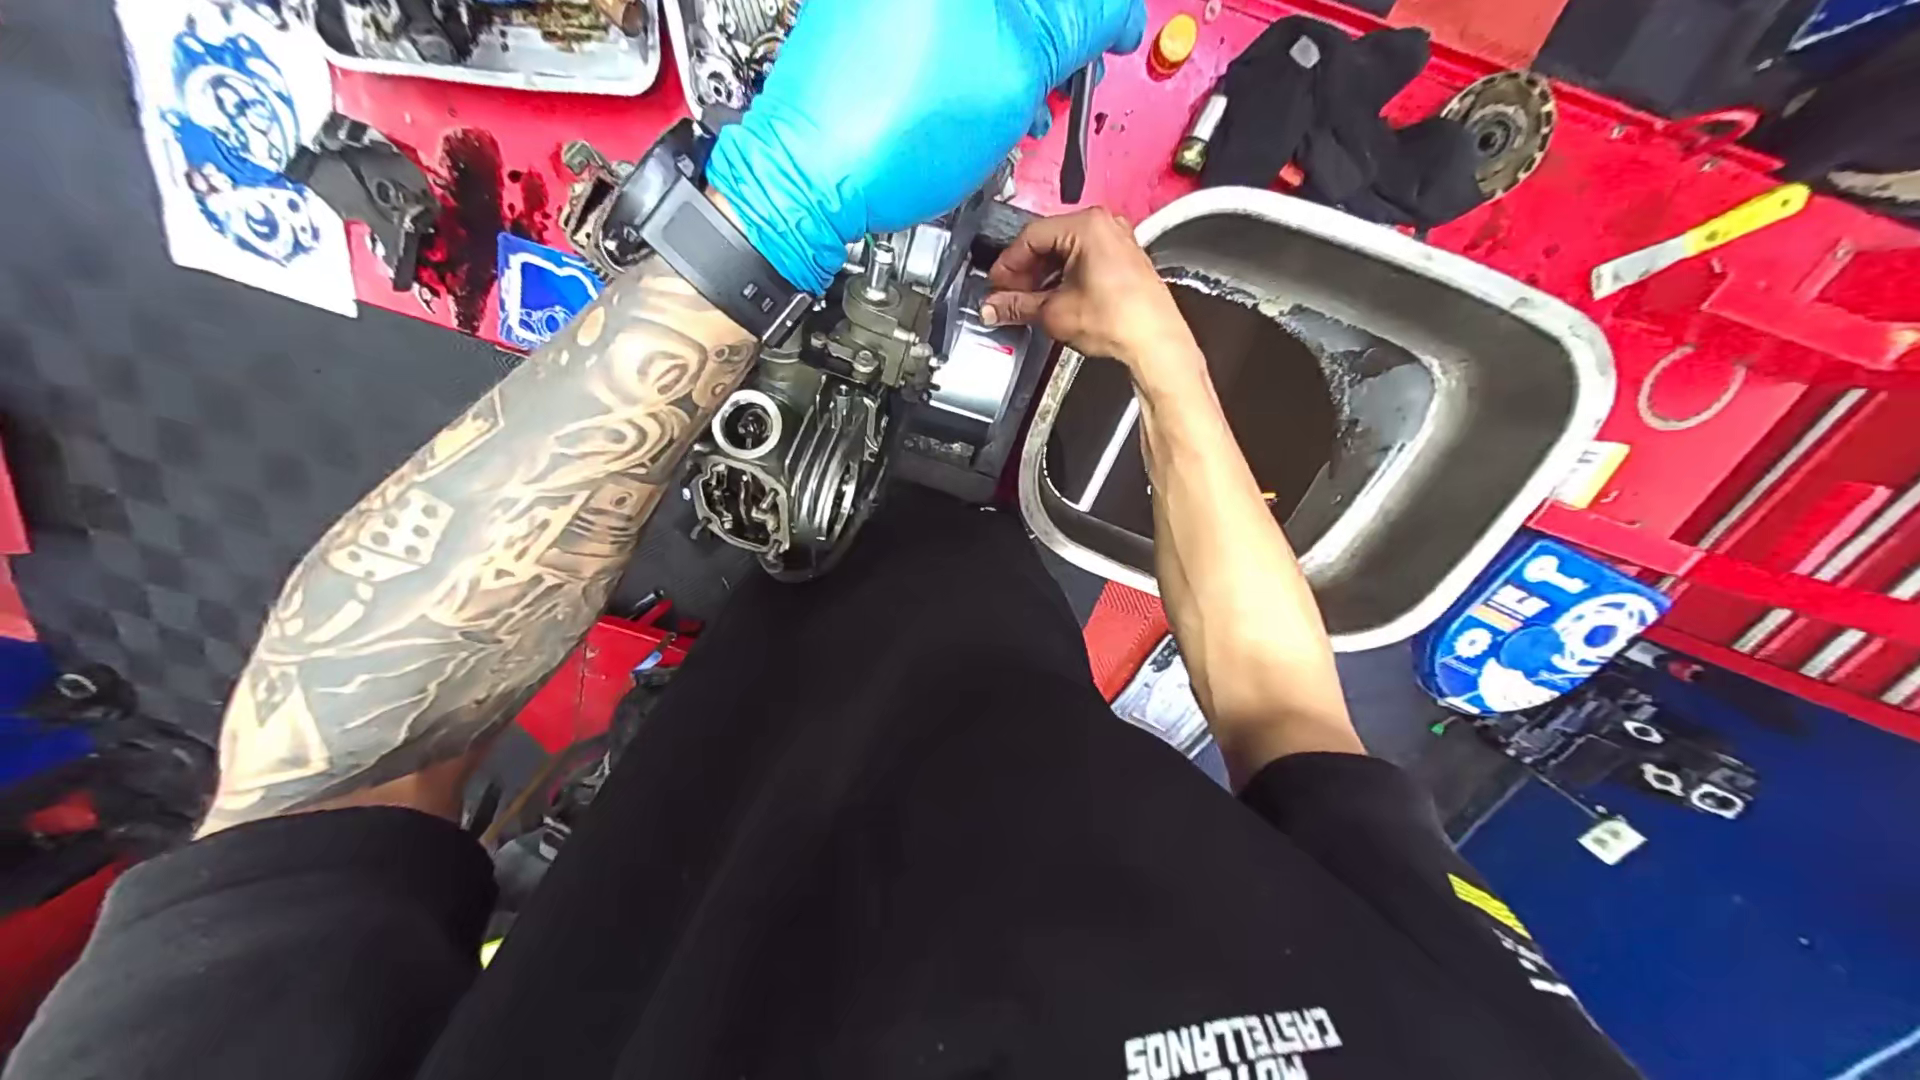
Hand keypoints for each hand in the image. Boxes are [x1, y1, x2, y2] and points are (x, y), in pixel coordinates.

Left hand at [706, 0, 1146, 293]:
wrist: (808, 182)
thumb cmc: (886, 143)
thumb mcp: (1004, 88)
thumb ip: (1061, 37)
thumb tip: (1103, 16)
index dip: (1095, 14)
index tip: (1113, 33)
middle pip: (1016, 3)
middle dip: (1049, 35)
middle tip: (1062, 77)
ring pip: (985, 11)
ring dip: (1013, 50)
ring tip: (1018, 101)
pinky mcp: (872, 18)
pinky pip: (947, 24)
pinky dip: (974, 55)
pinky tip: (978, 93)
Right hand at [981, 208, 1201, 380]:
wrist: (1154, 341)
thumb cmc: (1120, 319)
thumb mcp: (1054, 313)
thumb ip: (1017, 306)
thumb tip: (995, 307)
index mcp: (1086, 225)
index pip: (1029, 237)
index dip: (1007, 265)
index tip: (995, 285)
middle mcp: (1104, 226)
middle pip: (1047, 242)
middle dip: (1024, 273)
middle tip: (1006, 296)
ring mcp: (1116, 242)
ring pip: (1064, 252)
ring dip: (1042, 278)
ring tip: (1027, 303)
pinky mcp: (1122, 261)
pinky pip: (1082, 261)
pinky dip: (1063, 279)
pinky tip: (1052, 301)